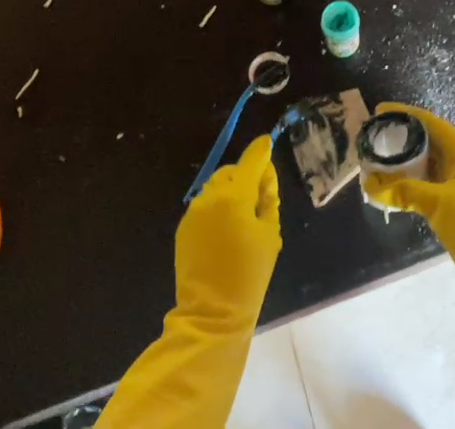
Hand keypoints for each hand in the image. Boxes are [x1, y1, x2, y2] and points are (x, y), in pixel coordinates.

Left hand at [174, 135, 280, 331]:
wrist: (212, 312)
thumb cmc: (250, 274)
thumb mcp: (270, 234)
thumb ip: (268, 201)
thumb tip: (264, 182)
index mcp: (235, 195)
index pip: (251, 161)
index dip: (261, 150)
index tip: (268, 141)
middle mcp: (210, 197)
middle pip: (232, 171)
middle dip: (247, 175)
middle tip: (262, 197)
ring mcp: (193, 212)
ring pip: (216, 187)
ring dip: (231, 191)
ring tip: (244, 216)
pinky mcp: (184, 228)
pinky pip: (205, 206)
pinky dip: (218, 207)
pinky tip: (227, 229)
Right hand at [361, 103, 454, 289]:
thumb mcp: (438, 203)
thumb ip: (403, 190)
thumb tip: (369, 185)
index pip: (431, 123)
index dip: (405, 115)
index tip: (379, 112)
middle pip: (426, 143)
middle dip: (400, 141)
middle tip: (371, 140)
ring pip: (425, 166)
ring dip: (402, 165)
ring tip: (373, 162)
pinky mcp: (453, 204)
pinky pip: (426, 186)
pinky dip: (407, 185)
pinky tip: (388, 189)